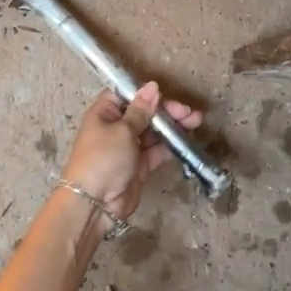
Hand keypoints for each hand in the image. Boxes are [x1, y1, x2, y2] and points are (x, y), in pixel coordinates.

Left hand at [59, 83, 202, 219]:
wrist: (95, 203)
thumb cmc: (104, 158)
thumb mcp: (122, 130)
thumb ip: (141, 110)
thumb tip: (152, 86)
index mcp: (105, 112)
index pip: (127, 94)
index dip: (146, 93)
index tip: (166, 95)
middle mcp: (116, 127)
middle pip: (144, 113)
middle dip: (166, 111)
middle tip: (189, 113)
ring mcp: (128, 146)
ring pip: (153, 131)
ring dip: (172, 127)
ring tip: (195, 123)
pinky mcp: (139, 165)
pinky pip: (157, 150)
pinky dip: (170, 145)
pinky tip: (187, 140)